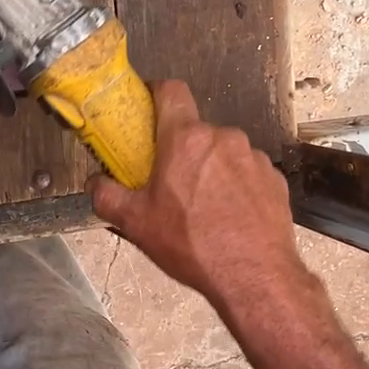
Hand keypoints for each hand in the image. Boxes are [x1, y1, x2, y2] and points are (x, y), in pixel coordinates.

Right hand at [89, 80, 303, 308]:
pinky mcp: (274, 180)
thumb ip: (106, 196)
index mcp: (185, 139)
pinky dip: (234, 187)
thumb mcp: (135, 223)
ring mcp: (253, 158)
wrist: (255, 278)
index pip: (171, 91)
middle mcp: (223, 139)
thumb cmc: (194, 246)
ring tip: (200, 207)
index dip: (156, 93)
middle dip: (179, 149)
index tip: (147, 107)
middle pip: (194, 130)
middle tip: (167, 181)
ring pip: (221, 152)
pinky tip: (227, 217)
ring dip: (208, 169)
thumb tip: (94, 184)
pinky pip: (246, 173)